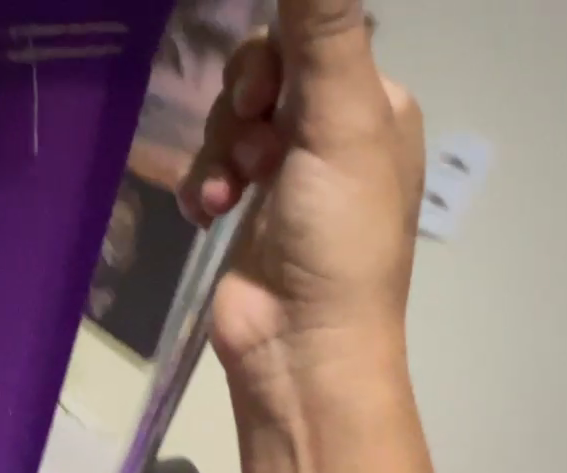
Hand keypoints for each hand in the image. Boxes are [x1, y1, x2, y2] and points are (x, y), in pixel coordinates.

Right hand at [179, 1, 423, 398]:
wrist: (299, 346)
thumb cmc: (338, 238)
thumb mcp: (341, 126)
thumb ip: (323, 32)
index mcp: (366, 105)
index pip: (308, 38)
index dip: (272, 57)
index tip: (266, 97)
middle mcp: (322, 135)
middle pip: (259, 78)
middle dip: (242, 111)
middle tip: (255, 149)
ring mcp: (276, 179)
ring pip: (224, 126)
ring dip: (219, 155)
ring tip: (230, 195)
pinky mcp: (237, 217)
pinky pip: (203, 173)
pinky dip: (200, 189)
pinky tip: (209, 215)